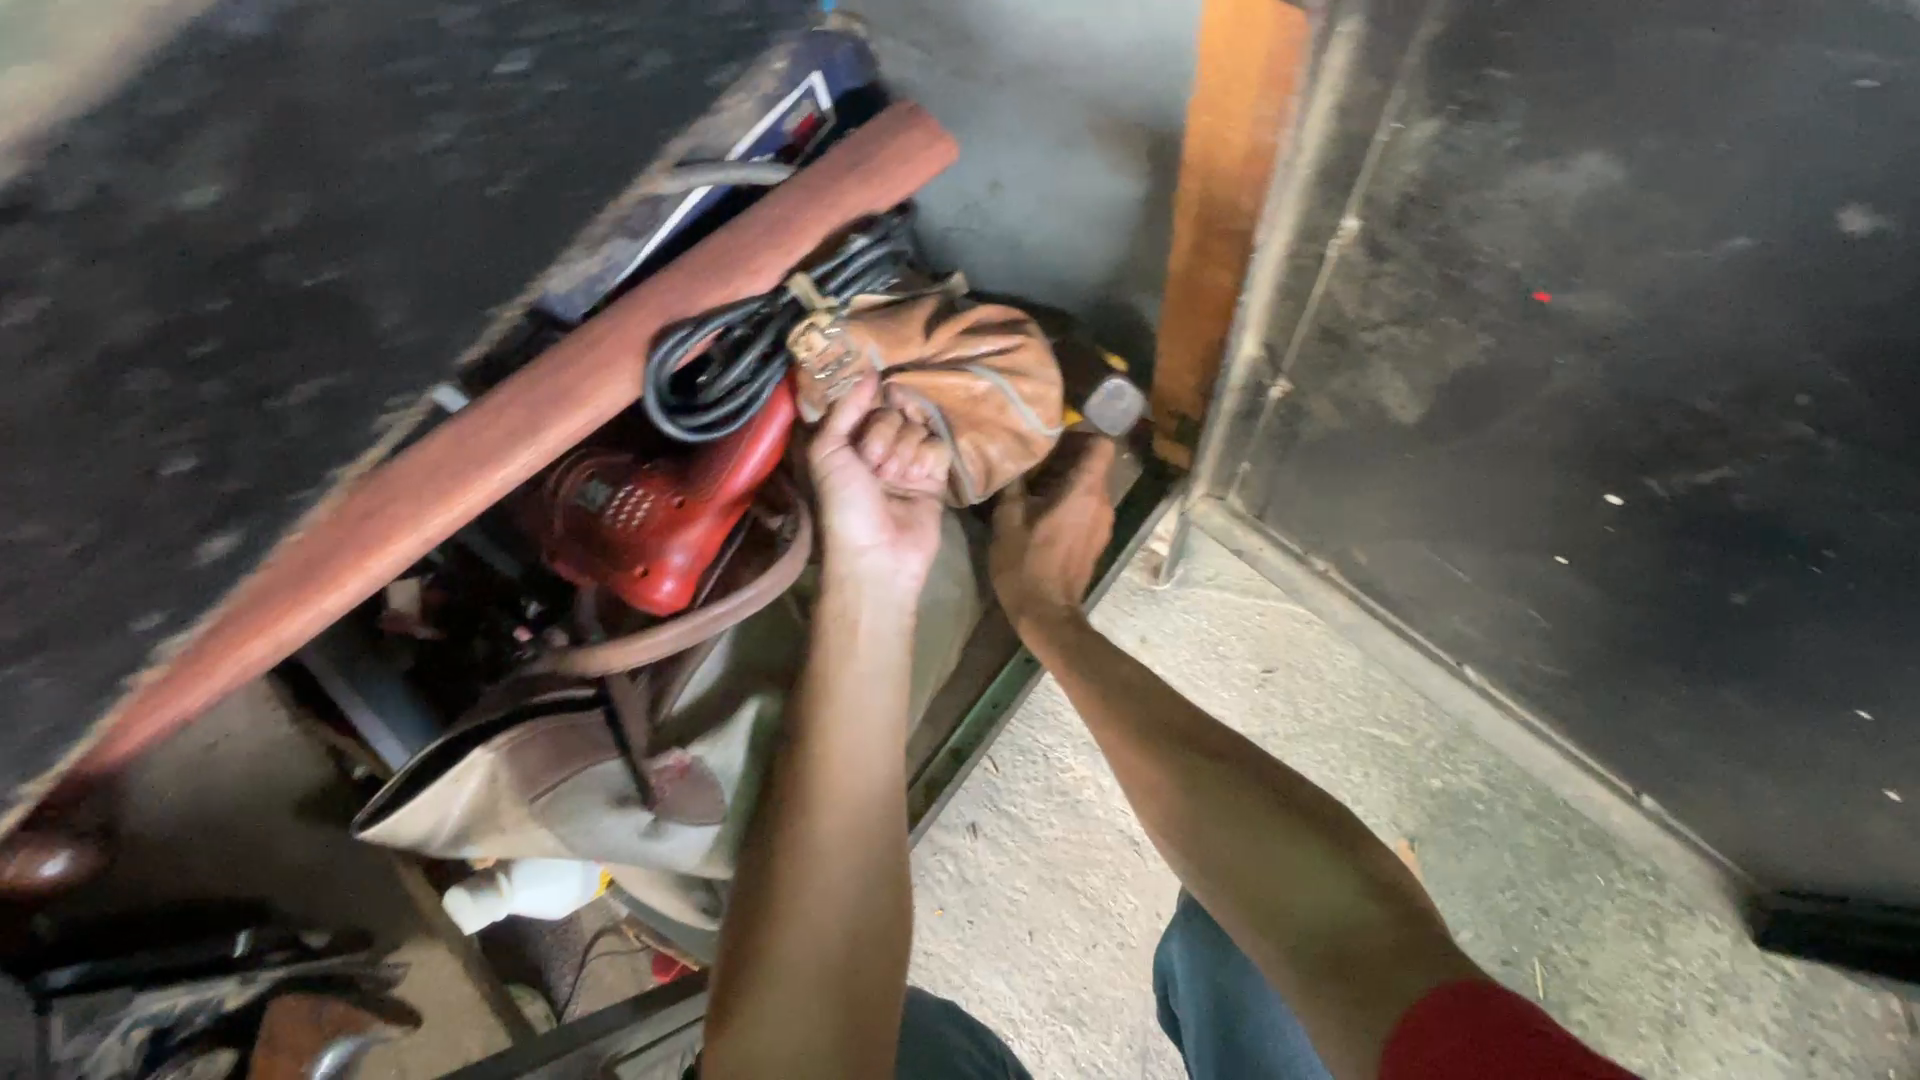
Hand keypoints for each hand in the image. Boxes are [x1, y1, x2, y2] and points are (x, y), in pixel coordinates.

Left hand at [806, 373, 950, 593]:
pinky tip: (917, 480)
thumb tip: (868, 372)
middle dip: (883, 436)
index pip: (866, 403)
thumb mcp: (827, 452)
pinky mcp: (933, 477)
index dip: (868, 406)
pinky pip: (938, 446)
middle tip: (873, 466)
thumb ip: (844, 409)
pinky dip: (927, 460)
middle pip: (893, 413)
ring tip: (893, 480)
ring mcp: (906, 462)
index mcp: (847, 443)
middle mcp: (877, 449)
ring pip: (917, 428)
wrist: (878, 553)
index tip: (870, 406)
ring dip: (904, 452)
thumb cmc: (844, 504)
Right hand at [990, 434, 1116, 629]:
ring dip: (1067, 480)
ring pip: (1092, 486)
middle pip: (1096, 464)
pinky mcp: (1098, 539)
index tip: (1053, 440)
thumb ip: (1012, 485)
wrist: (1047, 613)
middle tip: (1034, 461)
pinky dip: (1071, 500)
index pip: (1102, 445)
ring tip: (1034, 486)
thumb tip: (1010, 460)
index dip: (1081, 435)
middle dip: (1067, 457)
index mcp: (1084, 493)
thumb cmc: (1026, 566)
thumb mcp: (1007, 522)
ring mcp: (1103, 523)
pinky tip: (1042, 511)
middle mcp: (1102, 503)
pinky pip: (1089, 506)